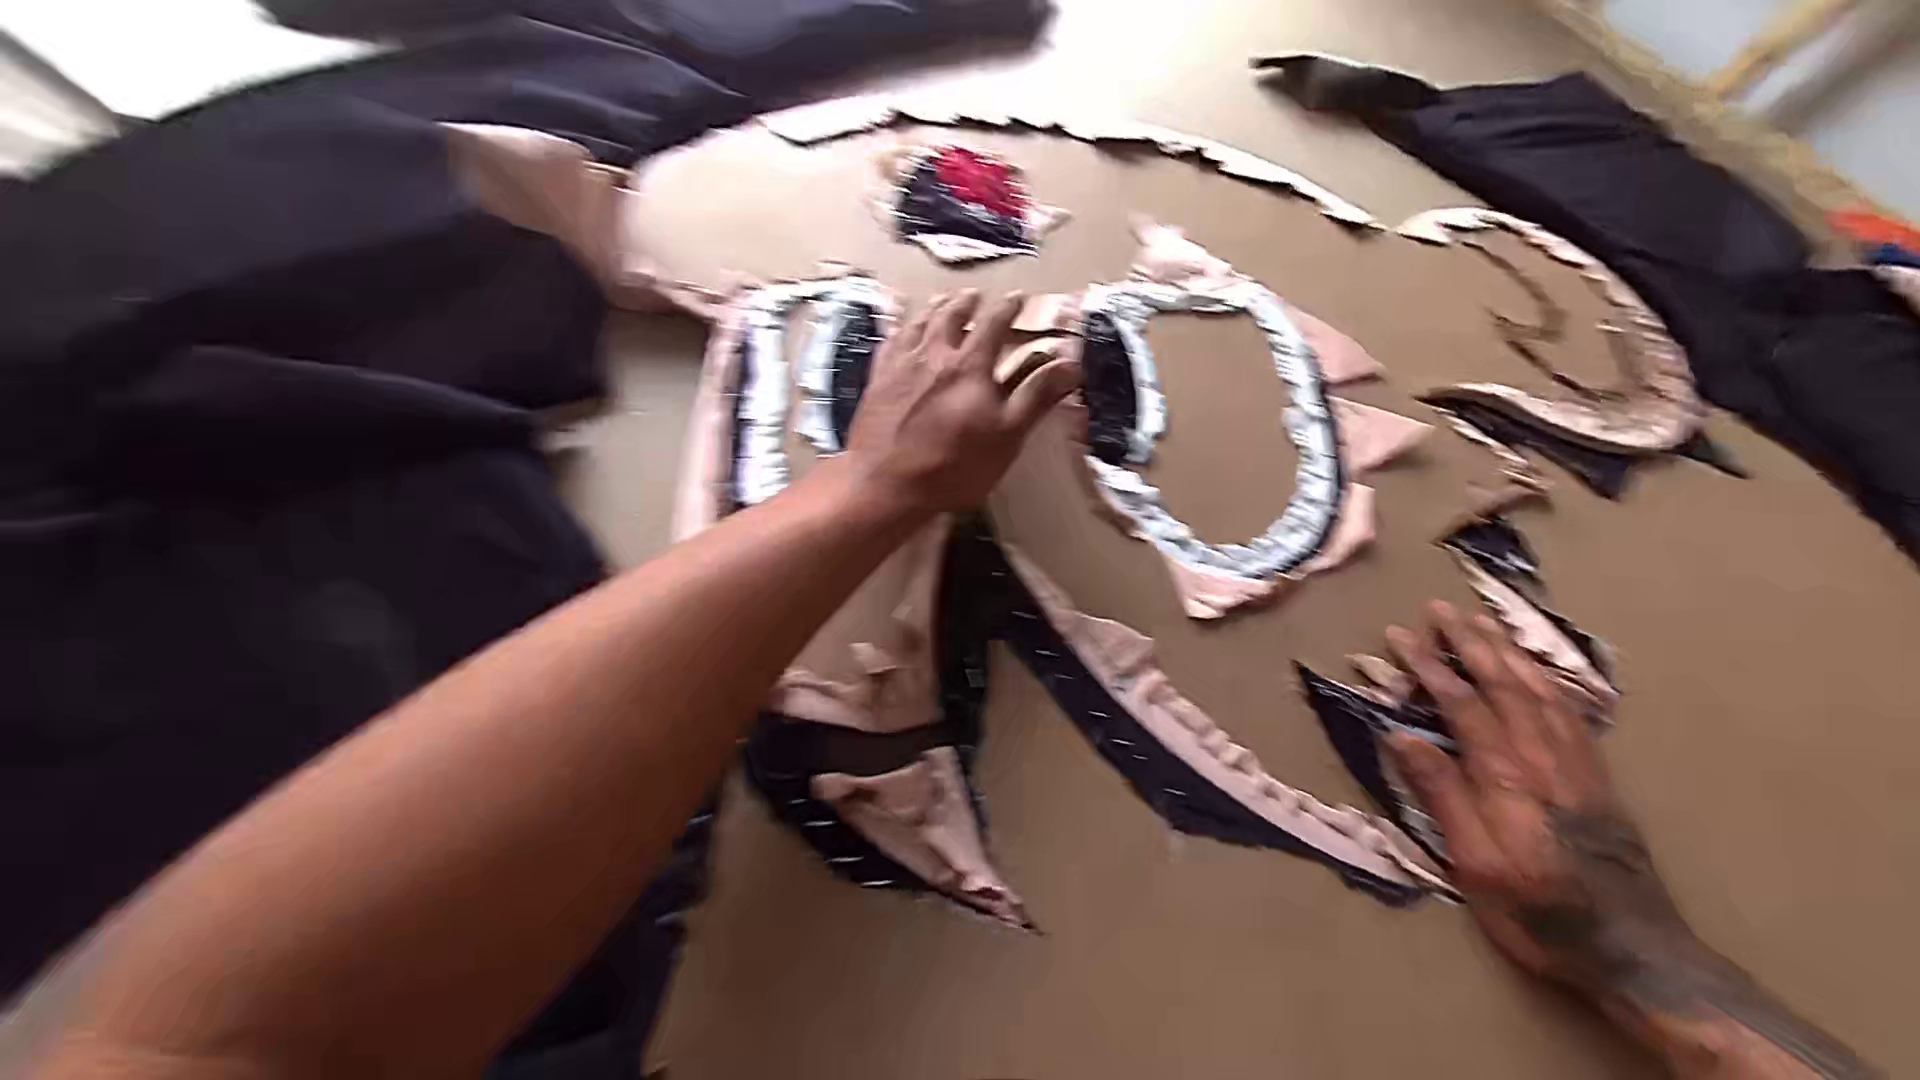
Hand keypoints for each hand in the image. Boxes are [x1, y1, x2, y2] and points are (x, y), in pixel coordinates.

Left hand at [843, 289, 1080, 514]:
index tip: (1018, 298)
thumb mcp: (1006, 435)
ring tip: (940, 301)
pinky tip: (898, 328)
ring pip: (918, 324)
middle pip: (950, 316)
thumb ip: (1036, 396)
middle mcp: (933, 354)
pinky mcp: (877, 382)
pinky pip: (888, 342)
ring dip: (933, 309)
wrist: (887, 484)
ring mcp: (900, 366)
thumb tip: (1070, 364)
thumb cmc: (954, 465)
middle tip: (974, 295)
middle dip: (966, 303)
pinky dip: (897, 328)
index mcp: (970, 364)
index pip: (994, 323)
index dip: (1008, 308)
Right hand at [1386, 601, 1877, 1078]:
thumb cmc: (1535, 907)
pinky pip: (1572, 712)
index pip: (1462, 703)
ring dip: (1507, 650)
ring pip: (1540, 690)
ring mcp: (1577, 763)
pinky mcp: (1597, 776)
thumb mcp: (1473, 861)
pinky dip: (1549, 679)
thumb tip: (1400, 735)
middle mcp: (1545, 757)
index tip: (1400, 635)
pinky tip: (1536, 669)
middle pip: (1504, 683)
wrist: (1633, 953)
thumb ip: (1441, 794)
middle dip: (1469, 641)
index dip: (1428, 665)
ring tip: (1482, 621)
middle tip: (1440, 608)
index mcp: (1508, 775)